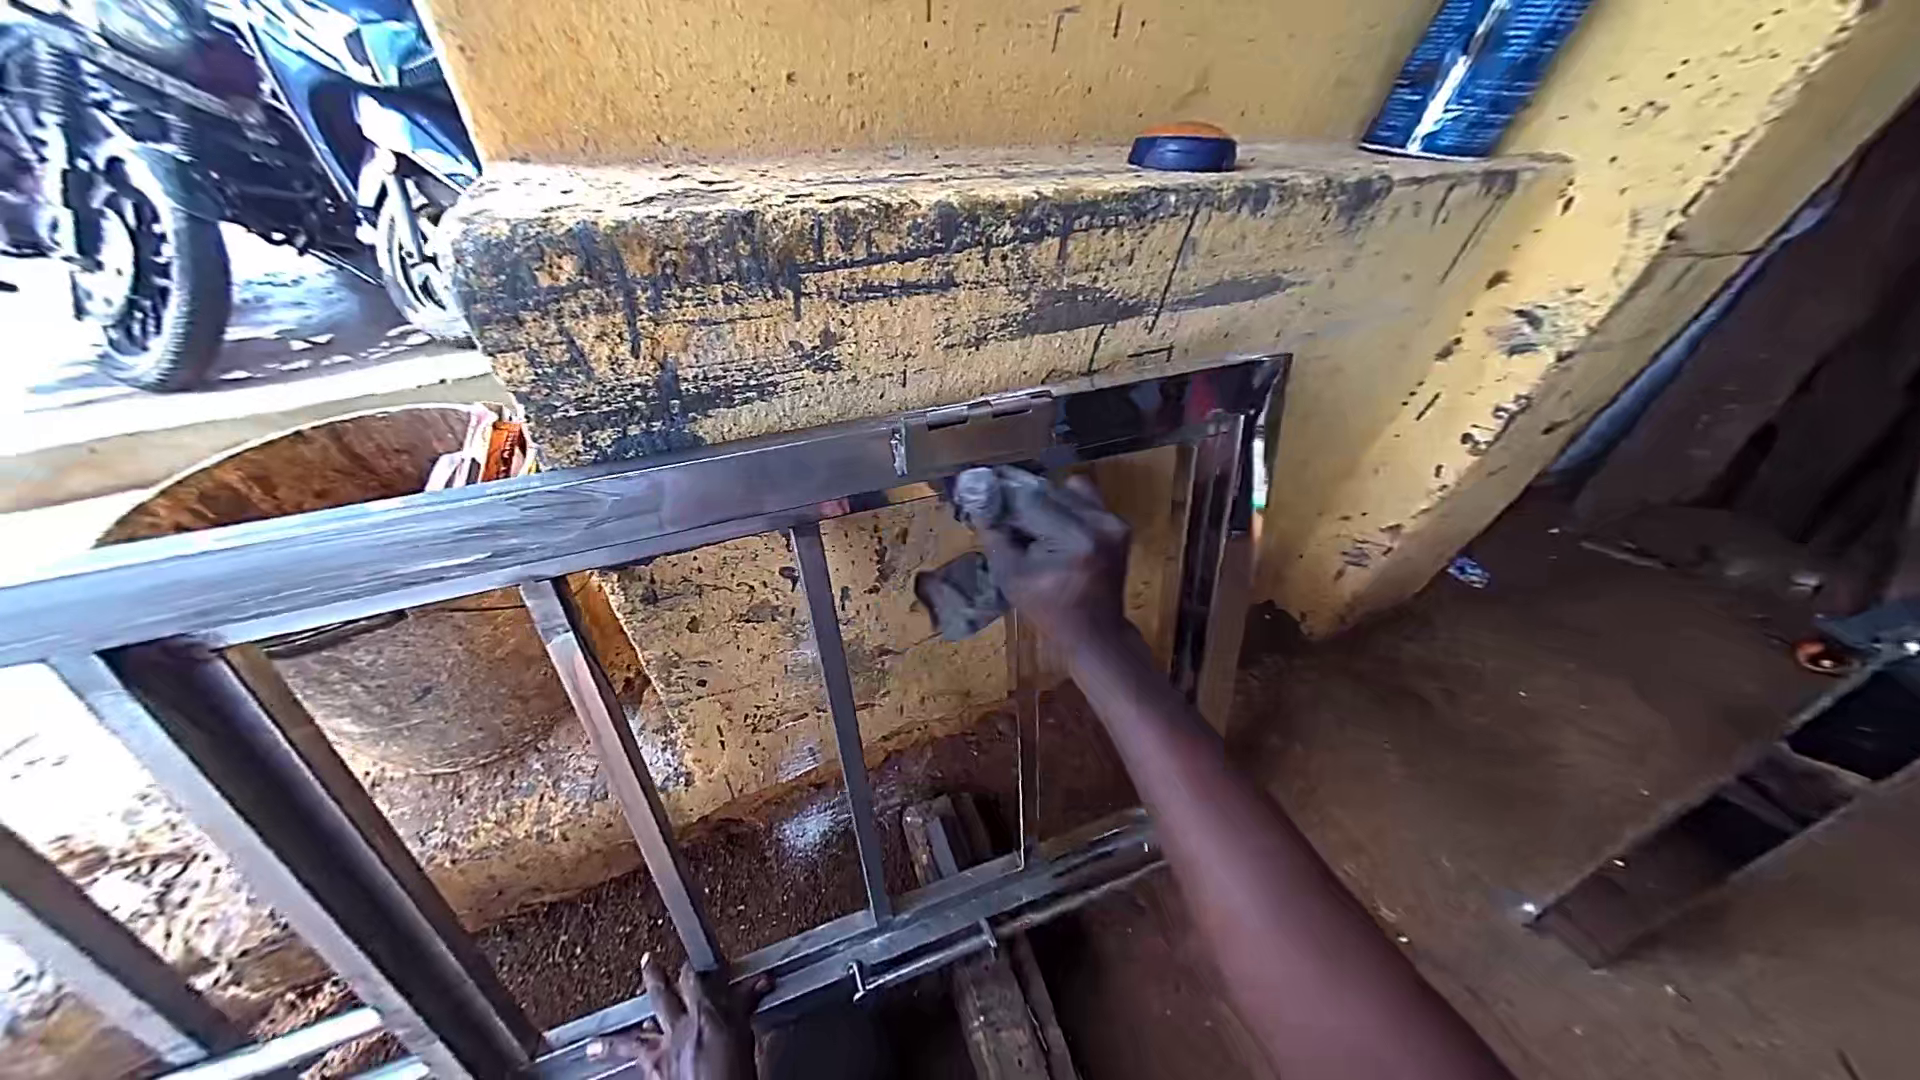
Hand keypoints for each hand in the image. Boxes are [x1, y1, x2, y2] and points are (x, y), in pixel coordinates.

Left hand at [586, 954, 770, 1079]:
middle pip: (661, 995)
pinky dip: (622, 1065)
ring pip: (633, 1040)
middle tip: (647, 962)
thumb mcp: (746, 1038)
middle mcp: (678, 1031)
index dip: (693, 967)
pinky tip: (608, 1069)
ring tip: (594, 1044)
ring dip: (612, 1041)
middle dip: (654, 976)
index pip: (694, 978)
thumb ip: (745, 1008)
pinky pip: (635, 1064)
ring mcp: (662, 1057)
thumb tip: (760, 985)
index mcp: (704, 1014)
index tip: (693, 961)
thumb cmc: (733, 1078)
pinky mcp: (654, 1077)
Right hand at [973, 469, 1133, 651]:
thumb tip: (980, 502)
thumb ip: (995, 535)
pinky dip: (1066, 505)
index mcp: (1075, 540)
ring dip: (1045, 502)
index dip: (1005, 502)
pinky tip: (1055, 525)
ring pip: (1066, 490)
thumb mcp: (1011, 577)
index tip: (988, 506)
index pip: (1029, 501)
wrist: (1095, 630)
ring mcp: (1114, 521)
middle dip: (1023, 502)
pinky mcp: (1119, 523)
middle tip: (1007, 517)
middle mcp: (1100, 523)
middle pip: (1048, 491)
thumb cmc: (1049, 610)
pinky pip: (1085, 497)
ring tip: (1033, 525)